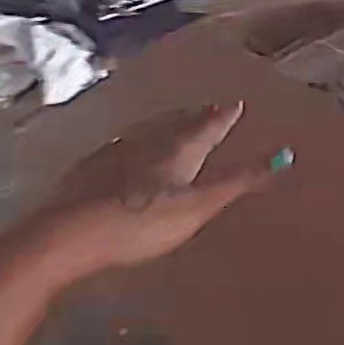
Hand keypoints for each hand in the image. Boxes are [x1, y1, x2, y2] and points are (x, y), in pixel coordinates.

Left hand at [11, 103, 274, 285]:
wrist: (58, 241)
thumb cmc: (139, 223)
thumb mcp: (199, 206)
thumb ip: (240, 181)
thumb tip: (286, 154)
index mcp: (178, 150)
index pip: (207, 126)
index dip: (224, 117)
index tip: (236, 104)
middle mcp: (147, 145)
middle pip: (176, 125)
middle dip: (196, 116)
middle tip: (209, 108)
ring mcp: (111, 157)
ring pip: (146, 133)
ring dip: (164, 126)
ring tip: (173, 122)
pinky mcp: (83, 175)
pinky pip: (119, 148)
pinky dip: (134, 144)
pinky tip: (125, 150)